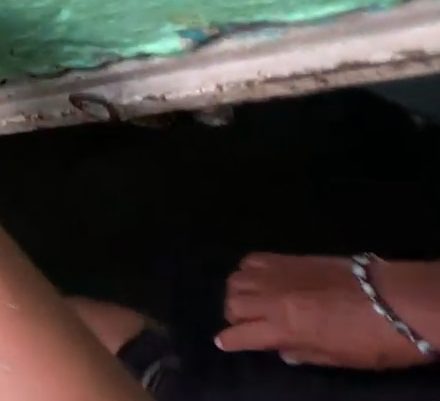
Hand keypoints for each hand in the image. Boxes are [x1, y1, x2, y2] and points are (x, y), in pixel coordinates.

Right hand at [216, 253, 439, 368]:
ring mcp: (272, 276)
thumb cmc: (376, 339)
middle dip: (234, 316)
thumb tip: (284, 352)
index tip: (222, 342)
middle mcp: (269, 300)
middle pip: (232, 304)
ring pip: (235, 281)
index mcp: (285, 328)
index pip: (243, 334)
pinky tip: (261, 279)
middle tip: (247, 323)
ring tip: (252, 300)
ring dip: (238, 293)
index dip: (230, 340)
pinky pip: (248, 263)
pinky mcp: (280, 259)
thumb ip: (308, 354)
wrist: (394, 300)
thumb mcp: (345, 358)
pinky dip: (249, 272)